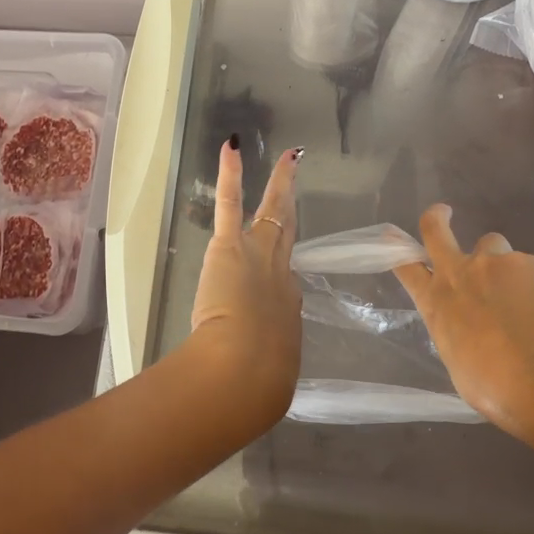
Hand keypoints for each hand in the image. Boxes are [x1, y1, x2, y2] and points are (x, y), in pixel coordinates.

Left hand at [186, 139, 303, 427]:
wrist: (247, 371)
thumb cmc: (258, 383)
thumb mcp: (271, 378)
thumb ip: (268, 370)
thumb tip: (260, 386)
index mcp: (289, 309)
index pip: (286, 284)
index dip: (282, 277)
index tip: (280, 278)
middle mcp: (281, 277)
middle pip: (290, 236)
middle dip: (295, 209)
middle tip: (302, 182)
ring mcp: (259, 256)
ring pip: (272, 213)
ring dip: (279, 185)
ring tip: (287, 158)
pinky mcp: (231, 247)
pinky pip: (232, 205)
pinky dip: (231, 175)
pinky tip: (232, 147)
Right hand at [393, 203, 533, 438]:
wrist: (529, 373)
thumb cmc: (486, 382)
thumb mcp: (457, 358)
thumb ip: (459, 333)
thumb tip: (471, 334)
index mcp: (434, 302)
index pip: (406, 266)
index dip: (396, 247)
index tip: (391, 234)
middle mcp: (457, 273)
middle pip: (436, 231)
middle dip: (437, 217)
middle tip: (443, 211)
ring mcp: (492, 262)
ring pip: (494, 244)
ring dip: (500, 261)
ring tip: (519, 290)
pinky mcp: (529, 263)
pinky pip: (532, 268)